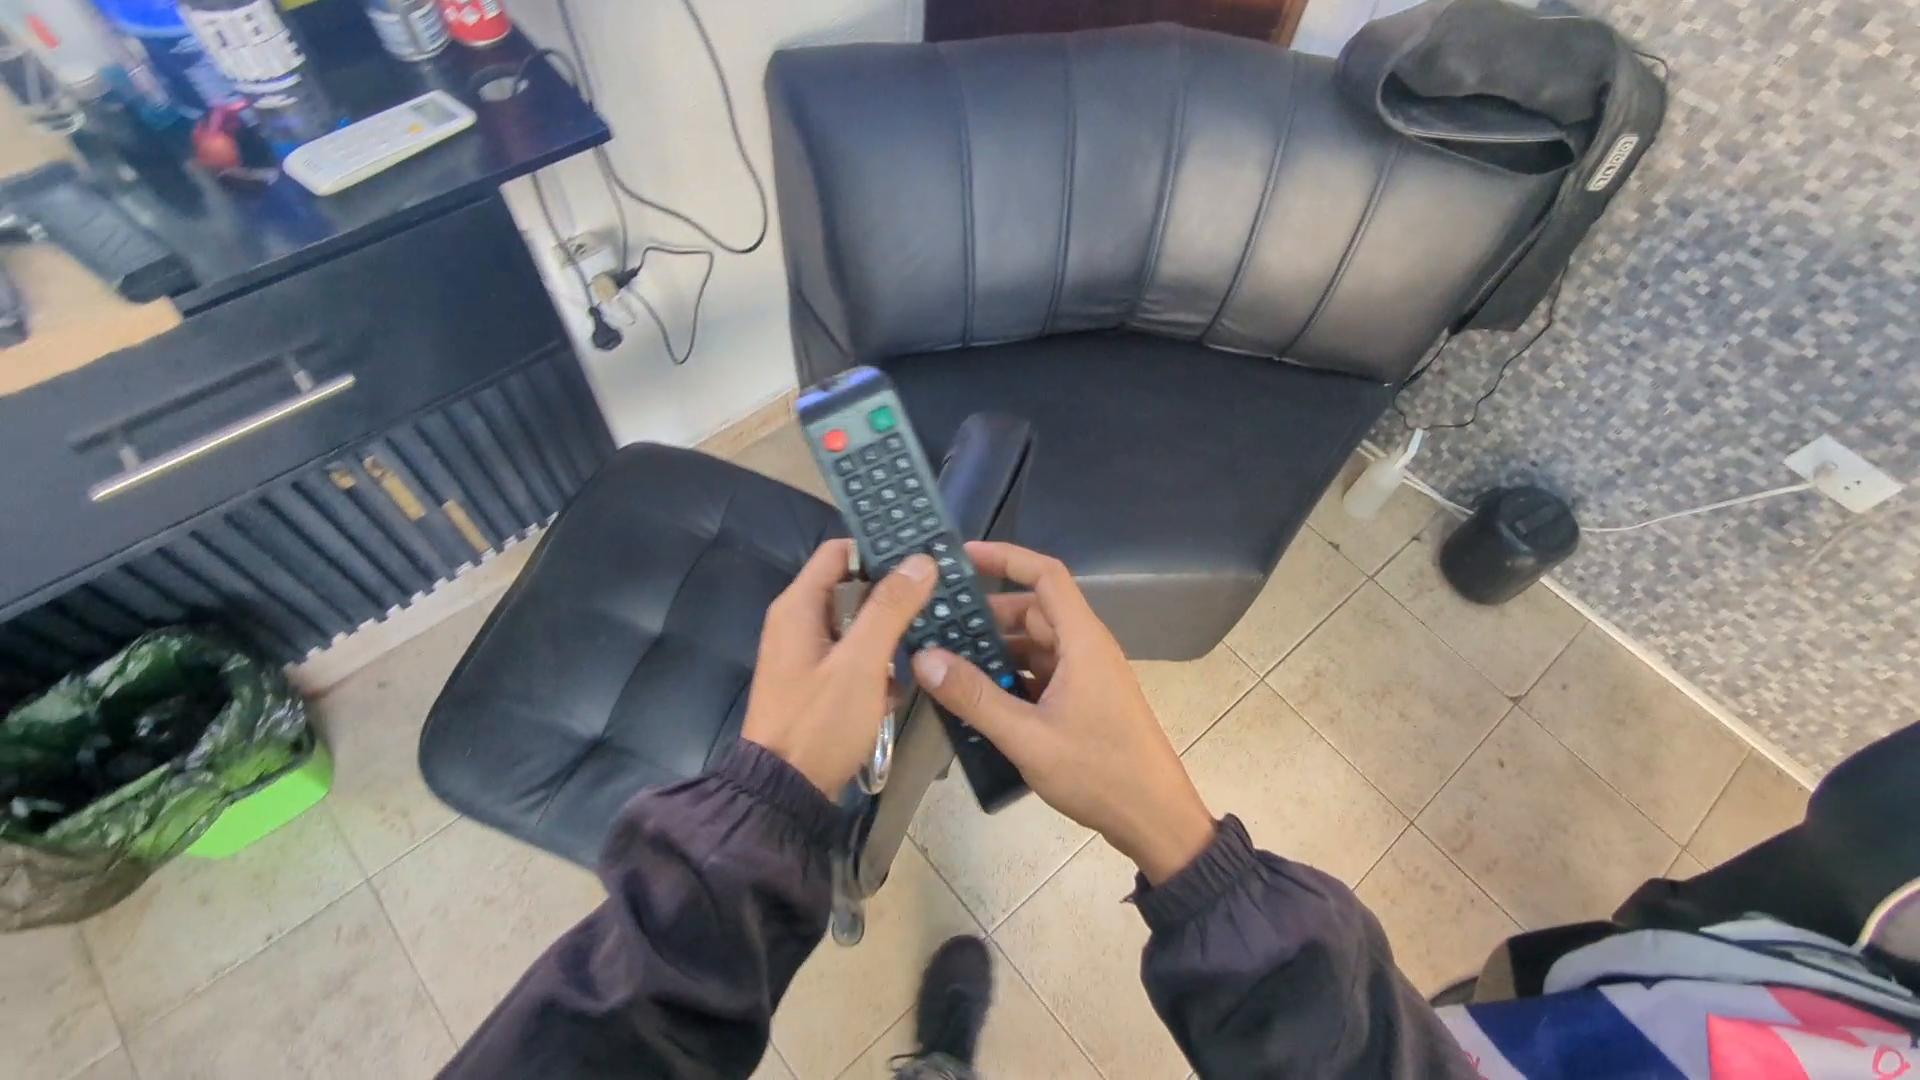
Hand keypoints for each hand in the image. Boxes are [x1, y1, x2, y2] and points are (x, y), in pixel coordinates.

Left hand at [742, 540, 937, 794]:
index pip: (839, 552)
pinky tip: (901, 685)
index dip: (878, 549)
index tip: (921, 557)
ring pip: (857, 626)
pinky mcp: (817, 684)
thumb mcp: (861, 662)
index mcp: (798, 606)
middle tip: (938, 596)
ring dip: (889, 634)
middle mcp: (798, 622)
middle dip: (893, 594)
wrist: (785, 793)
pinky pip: (853, 657)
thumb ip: (890, 608)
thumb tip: (921, 559)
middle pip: (851, 588)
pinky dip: (877, 664)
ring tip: (929, 639)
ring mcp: (806, 655)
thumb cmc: (820, 721)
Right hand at [910, 543, 1215, 883]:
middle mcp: (1084, 648)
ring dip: (995, 652)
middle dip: (986, 616)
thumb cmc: (1100, 772)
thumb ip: (976, 697)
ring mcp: (1085, 676)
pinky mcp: (1082, 701)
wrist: (1155, 819)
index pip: (1045, 575)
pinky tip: (977, 698)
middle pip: (1032, 612)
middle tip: (937, 624)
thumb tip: (925, 658)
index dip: (1007, 558)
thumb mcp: (1029, 736)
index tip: (963, 558)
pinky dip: (1009, 678)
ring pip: (1033, 646)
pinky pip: (1039, 675)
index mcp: (1081, 640)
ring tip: (946, 662)